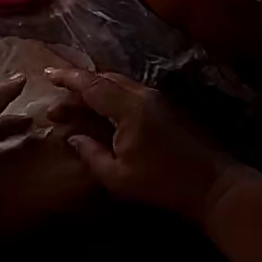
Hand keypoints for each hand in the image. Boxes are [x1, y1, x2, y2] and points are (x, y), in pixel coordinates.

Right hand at [46, 68, 254, 222]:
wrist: (214, 185)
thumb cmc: (162, 184)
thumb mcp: (117, 177)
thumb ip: (90, 154)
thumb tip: (72, 136)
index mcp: (128, 108)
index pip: (91, 85)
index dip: (67, 79)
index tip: (47, 75)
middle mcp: (143, 95)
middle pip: (104, 79)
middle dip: (78, 86)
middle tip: (58, 103)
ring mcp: (158, 99)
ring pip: (119, 84)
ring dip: (95, 91)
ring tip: (76, 108)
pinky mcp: (167, 107)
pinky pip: (131, 92)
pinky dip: (111, 96)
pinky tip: (102, 113)